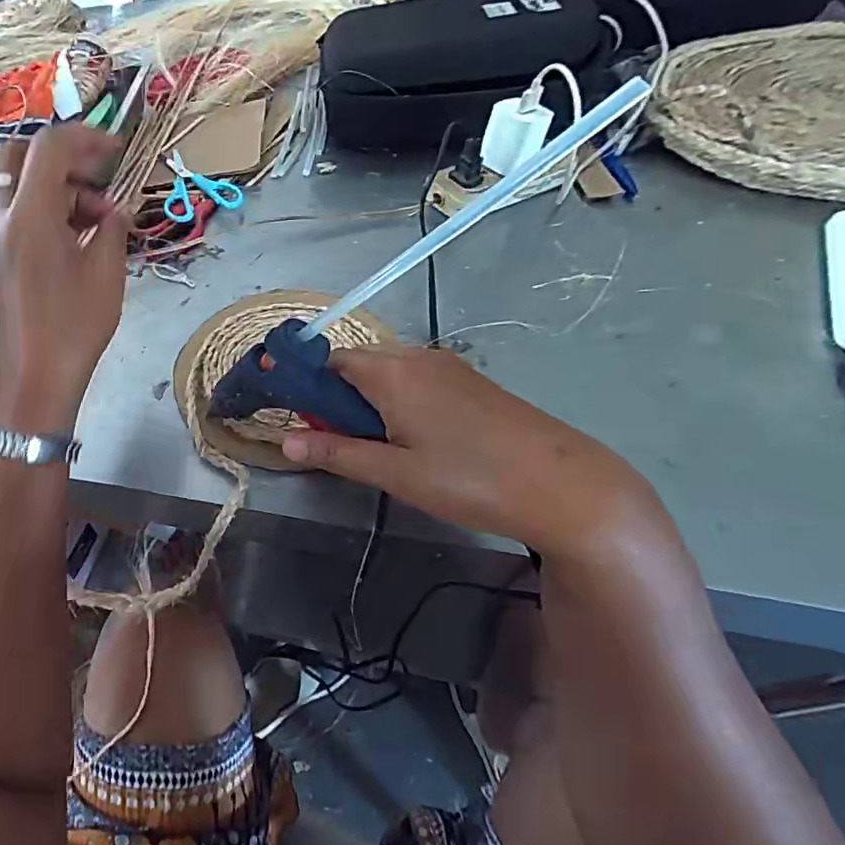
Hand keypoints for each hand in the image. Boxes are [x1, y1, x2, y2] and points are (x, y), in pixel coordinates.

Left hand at [0, 124, 128, 431]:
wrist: (36, 377)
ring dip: (56, 186)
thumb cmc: (75, 326)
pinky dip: (44, 208)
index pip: (49, 147)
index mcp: (29, 215)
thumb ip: (114, 227)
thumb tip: (119, 207)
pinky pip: (17, 212)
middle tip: (98, 179)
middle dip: (62, 156)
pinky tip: (77, 238)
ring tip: (98, 221)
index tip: (117, 152)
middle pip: (20, 154)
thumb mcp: (106, 272)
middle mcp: (3, 217)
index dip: (86, 138)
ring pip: (18, 184)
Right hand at [279, 345, 663, 556]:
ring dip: (362, 399)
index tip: (277, 398)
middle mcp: (417, 358)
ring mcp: (448, 368)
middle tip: (323, 437)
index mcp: (391, 373)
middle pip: (356, 364)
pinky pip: (413, 380)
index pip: (328, 360)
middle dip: (330, 394)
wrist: (567, 486)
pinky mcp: (470, 383)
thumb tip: (284, 443)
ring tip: (365, 443)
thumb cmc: (471, 479)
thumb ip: (337, 454)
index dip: (298, 377)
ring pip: (386, 373)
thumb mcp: (395, 474)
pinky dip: (392, 400)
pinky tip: (406, 437)